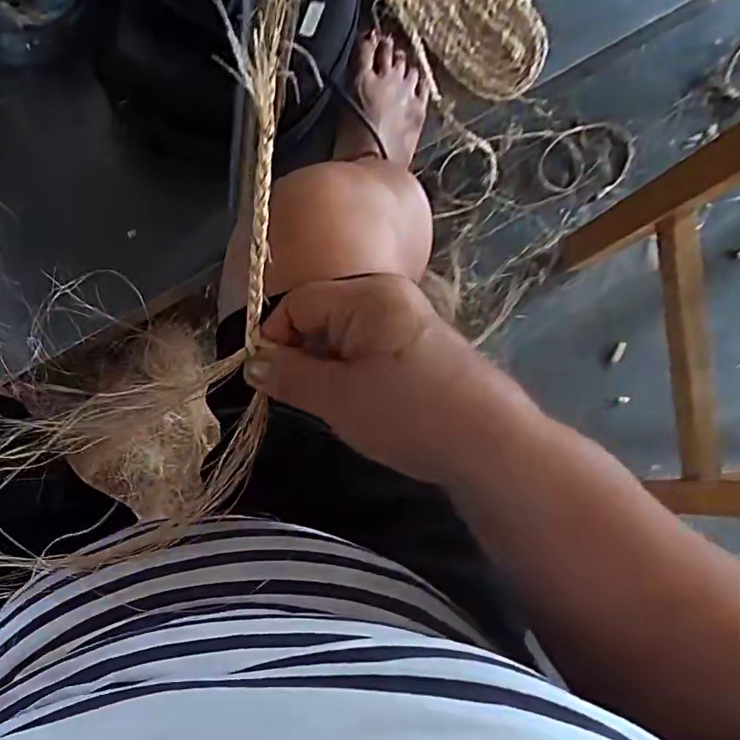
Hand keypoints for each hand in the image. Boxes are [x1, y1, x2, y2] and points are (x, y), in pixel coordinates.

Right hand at [242, 274, 533, 482]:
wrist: (488, 445)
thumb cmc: (407, 414)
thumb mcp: (336, 397)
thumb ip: (288, 376)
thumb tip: (251, 362)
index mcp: (367, 295)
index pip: (297, 303)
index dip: (273, 338)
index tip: (266, 380)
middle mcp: (387, 297)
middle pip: (318, 316)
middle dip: (297, 354)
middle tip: (296, 396)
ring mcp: (404, 322)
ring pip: (338, 337)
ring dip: (321, 369)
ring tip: (328, 404)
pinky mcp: (414, 349)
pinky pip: (362, 351)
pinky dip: (346, 374)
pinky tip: (355, 404)